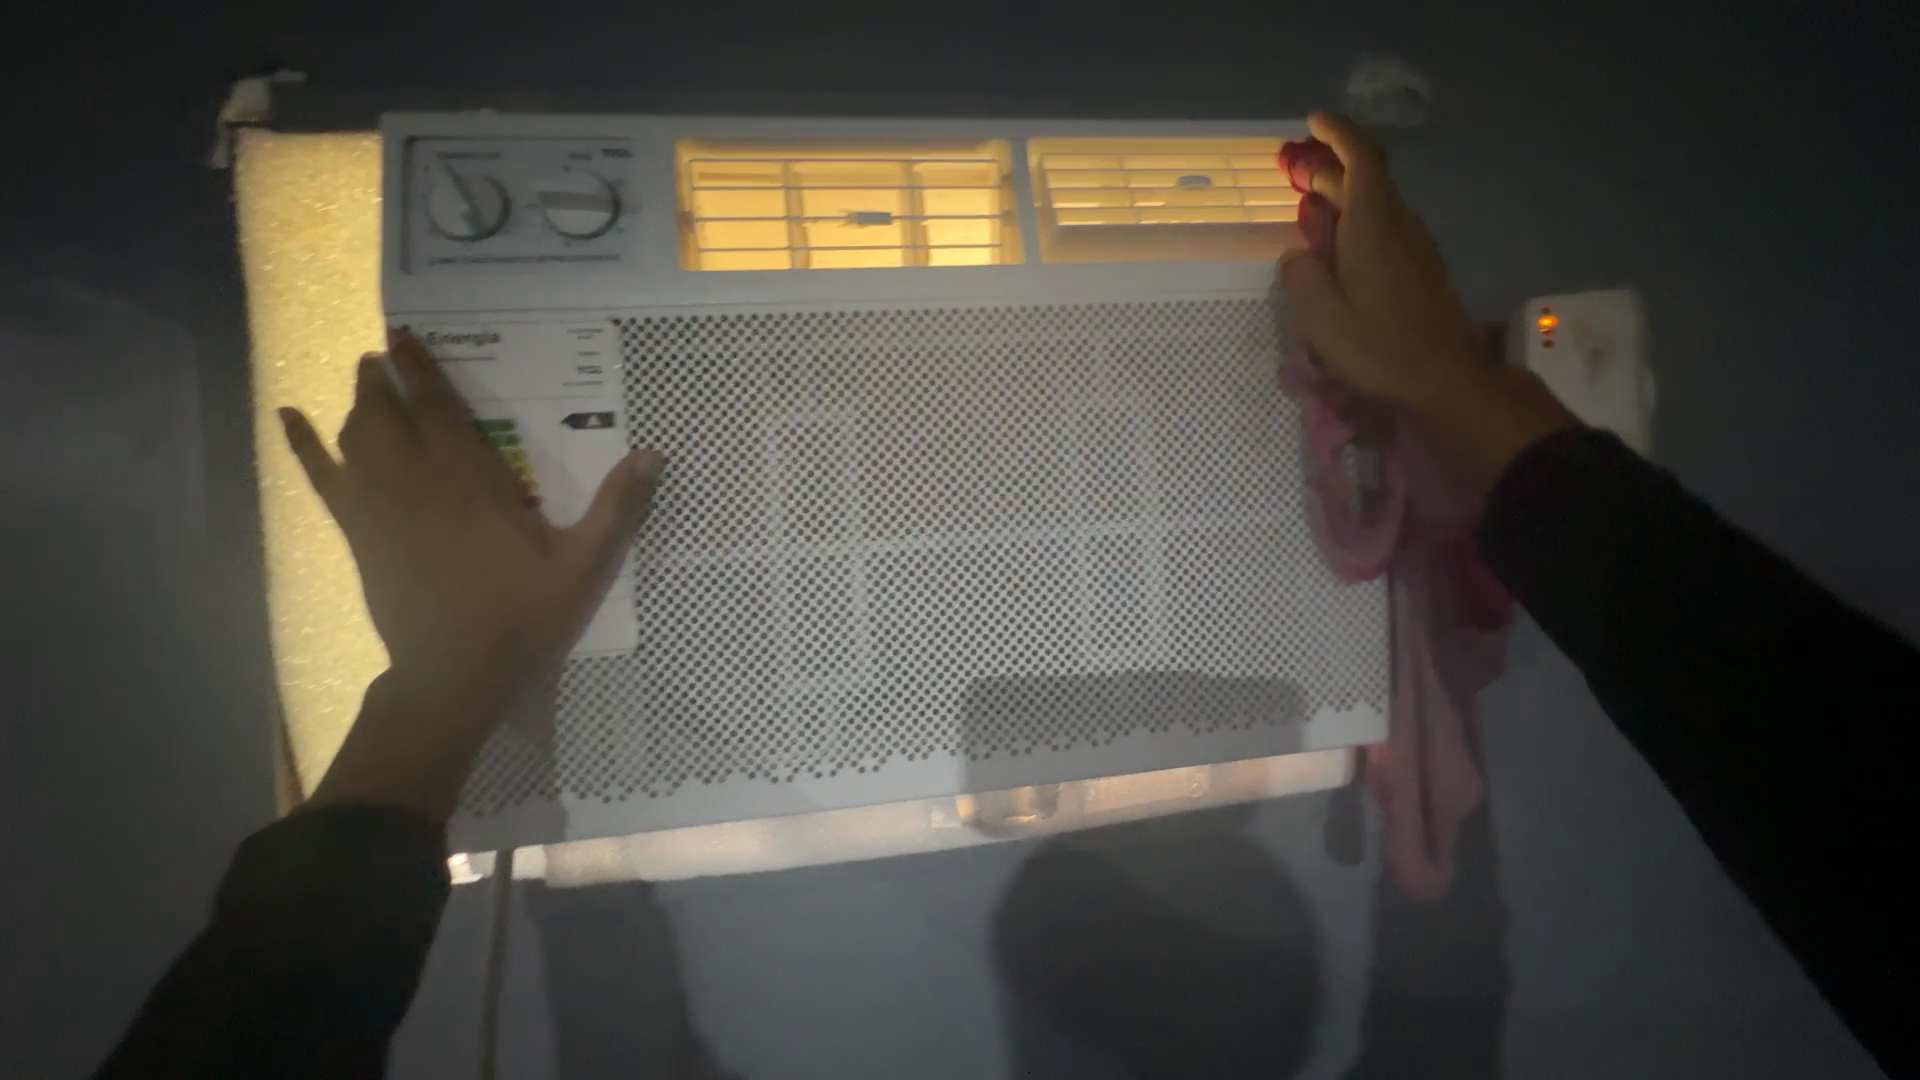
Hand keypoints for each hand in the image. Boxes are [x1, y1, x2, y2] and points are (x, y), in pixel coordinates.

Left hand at [280, 331, 664, 816]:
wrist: (456, 675)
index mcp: (473, 483)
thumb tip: (653, 454)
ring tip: (362, 377)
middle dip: (383, 377)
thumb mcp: (586, 564)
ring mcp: (379, 509)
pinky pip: (323, 478)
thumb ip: (617, 508)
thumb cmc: (526, 616)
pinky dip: (304, 446)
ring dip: (356, 401)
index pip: (438, 409)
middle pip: (387, 413)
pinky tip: (290, 421)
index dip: (421, 369)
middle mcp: (418, 483)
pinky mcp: (359, 535)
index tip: (406, 336)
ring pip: (355, 437)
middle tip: (387, 352)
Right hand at [1280, 111, 1574, 482]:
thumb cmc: (1378, 347)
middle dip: (1330, 167)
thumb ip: (1302, 278)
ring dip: (1341, 197)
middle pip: (1367, 181)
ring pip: (1375, 205)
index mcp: (1373, 228)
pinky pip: (1382, 228)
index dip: (1339, 134)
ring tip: (1306, 205)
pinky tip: (1334, 247)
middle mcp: (1398, 227)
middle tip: (1292, 170)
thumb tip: (1296, 256)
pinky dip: (1354, 222)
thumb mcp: (1322, 318)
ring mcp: (1413, 247)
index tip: (1312, 122)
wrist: (1444, 377)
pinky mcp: (1419, 269)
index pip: (1362, 161)